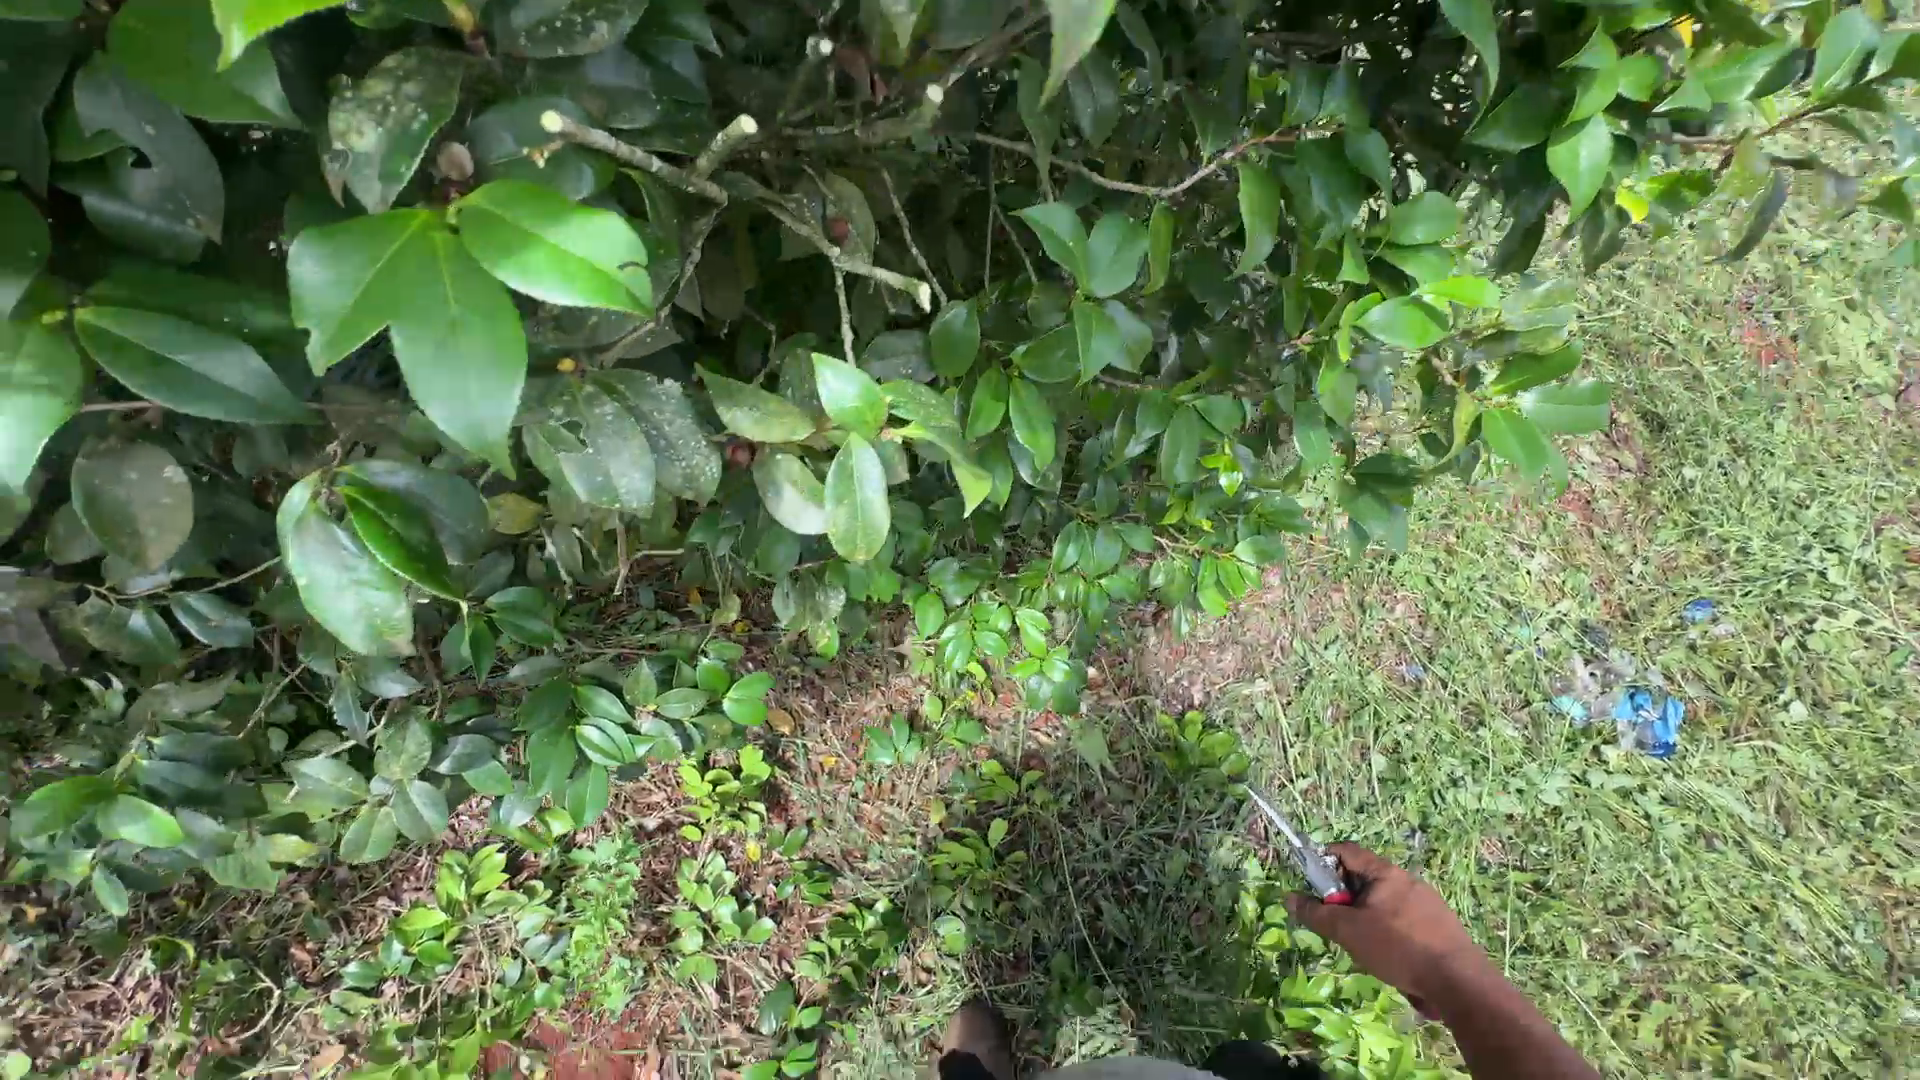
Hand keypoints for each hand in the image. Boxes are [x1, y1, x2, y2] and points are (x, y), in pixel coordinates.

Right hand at [1284, 844, 1491, 1007]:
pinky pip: (1404, 922)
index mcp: (1385, 873)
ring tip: (1364, 947)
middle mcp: (1408, 881)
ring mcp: (1428, 905)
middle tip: (1338, 924)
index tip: (1314, 887)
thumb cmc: (1398, 947)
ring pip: (1384, 903)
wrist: (1461, 985)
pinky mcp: (1441, 929)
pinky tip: (1392, 960)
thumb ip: (1315, 913)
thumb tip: (1289, 897)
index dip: (1324, 862)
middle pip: (1364, 879)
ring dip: (1367, 919)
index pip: (1346, 851)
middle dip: (1346, 900)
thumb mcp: (1347, 931)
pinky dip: (1390, 934)